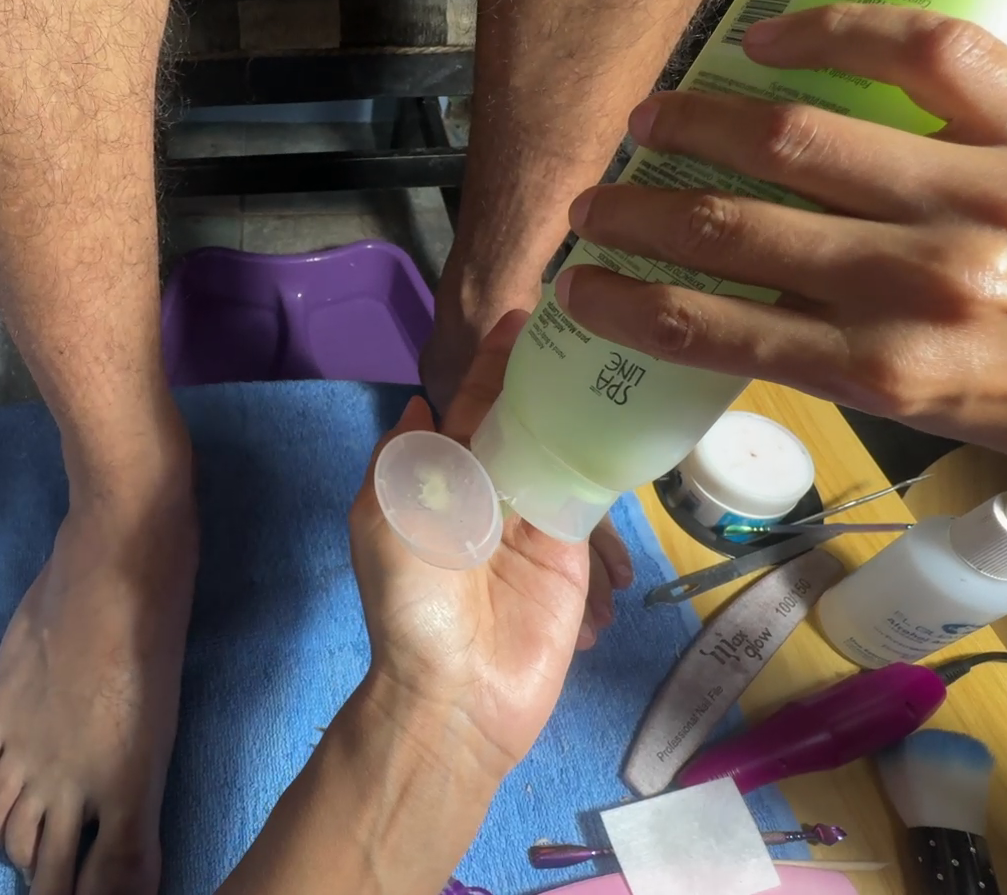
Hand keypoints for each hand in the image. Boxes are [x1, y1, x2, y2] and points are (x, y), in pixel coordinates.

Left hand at [349, 311, 590, 770]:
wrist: (458, 688)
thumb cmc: (413, 596)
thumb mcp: (383, 516)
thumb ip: (403, 458)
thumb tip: (416, 405)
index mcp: (438, 476)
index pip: (469, 406)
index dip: (490, 365)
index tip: (516, 318)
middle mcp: (487, 486)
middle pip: (518, 418)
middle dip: (539, 375)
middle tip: (578, 321)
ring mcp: (532, 513)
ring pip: (556, 445)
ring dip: (575, 406)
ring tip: (608, 356)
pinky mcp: (571, 544)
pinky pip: (587, 489)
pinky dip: (600, 453)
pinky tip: (622, 413)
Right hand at [554, 3, 1006, 526]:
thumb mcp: (919, 409)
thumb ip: (816, 354)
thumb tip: (724, 306)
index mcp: (884, 369)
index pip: (706, 327)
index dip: (620, 301)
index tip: (574, 284)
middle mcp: (923, 282)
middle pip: (731, 228)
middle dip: (633, 210)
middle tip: (589, 201)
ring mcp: (992, 192)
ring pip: (802, 138)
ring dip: (698, 124)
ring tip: (648, 119)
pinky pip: (930, 54)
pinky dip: (835, 36)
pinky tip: (772, 38)